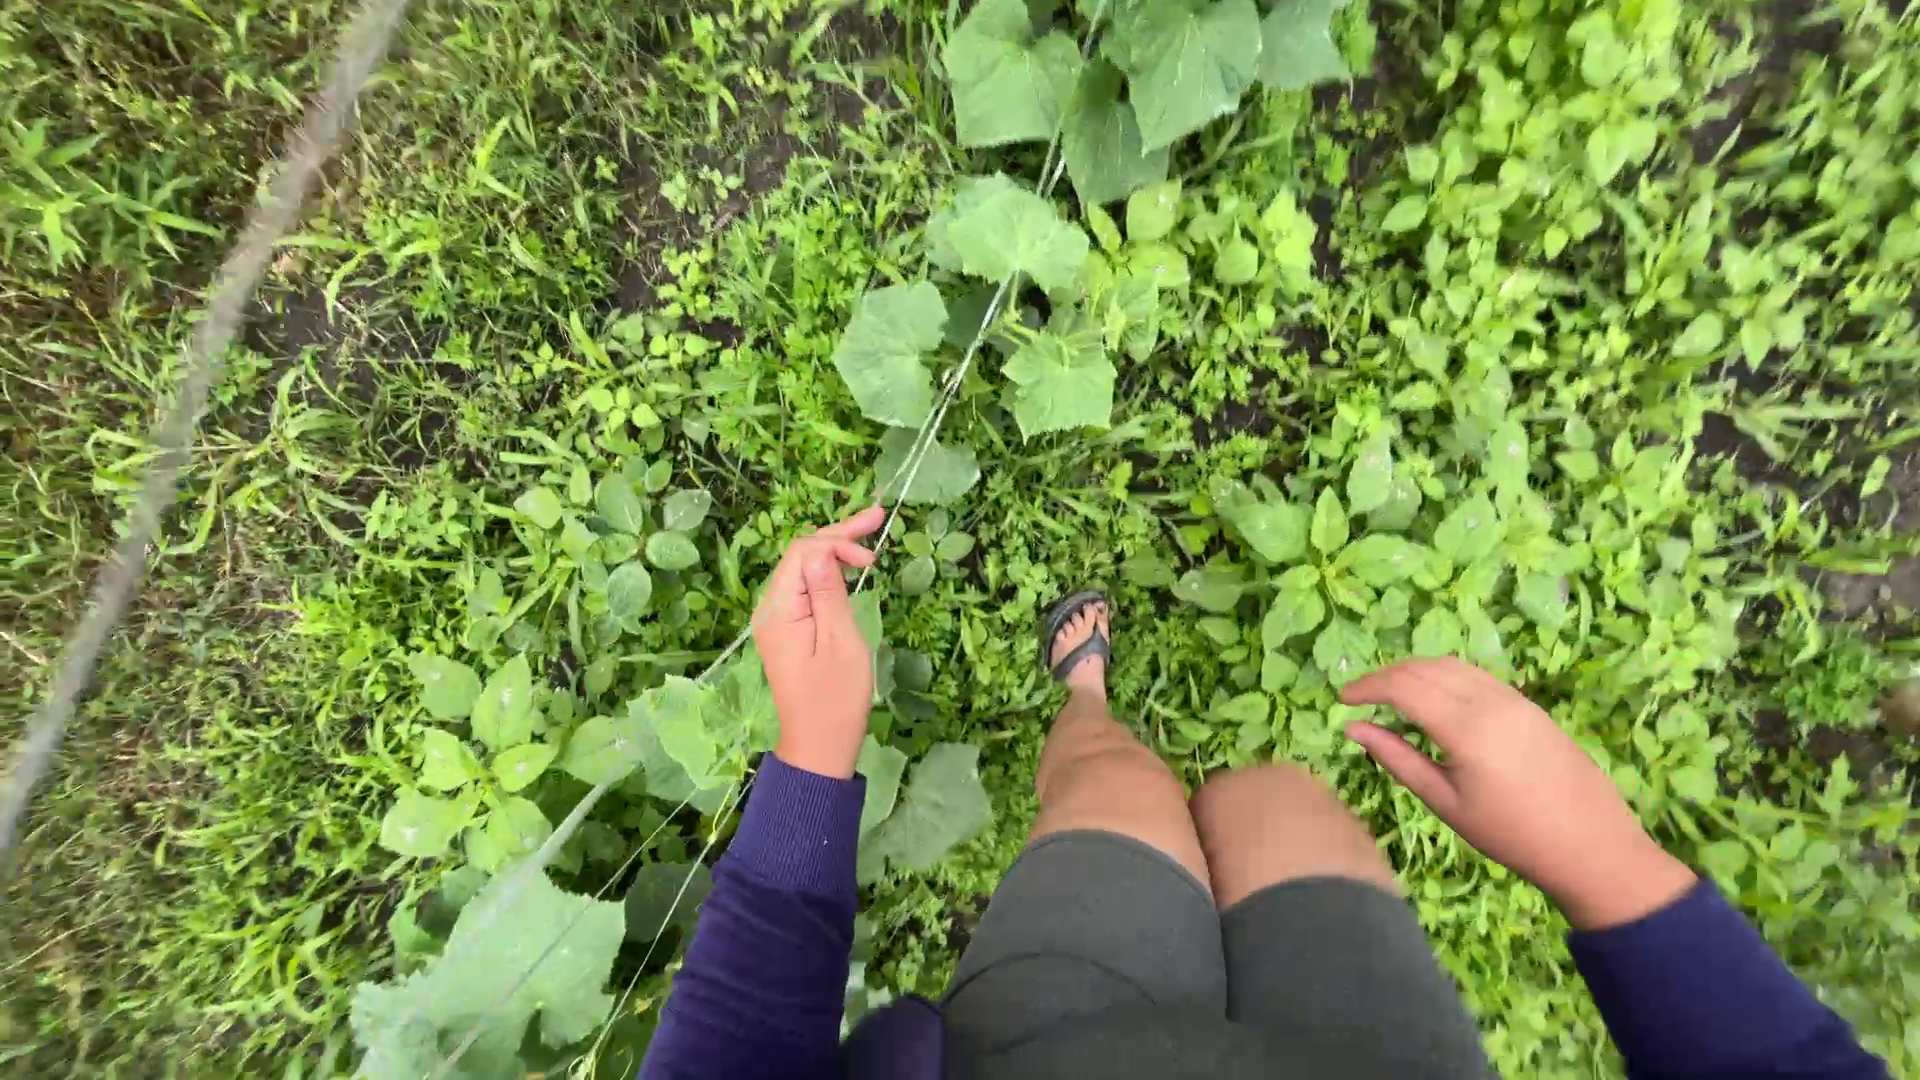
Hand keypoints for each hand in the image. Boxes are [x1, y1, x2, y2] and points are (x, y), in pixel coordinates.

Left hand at [753, 507, 884, 779]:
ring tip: (869, 536)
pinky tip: (850, 565)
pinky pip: (806, 588)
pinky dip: (829, 572)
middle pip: (801, 555)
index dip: (836, 542)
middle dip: (838, 535)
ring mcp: (778, 620)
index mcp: (779, 611)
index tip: (872, 558)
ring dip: (835, 549)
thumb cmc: (835, 700)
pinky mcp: (789, 630)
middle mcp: (771, 610)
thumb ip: (829, 593)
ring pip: (804, 569)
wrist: (819, 747)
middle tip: (878, 517)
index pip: (803, 553)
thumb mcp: (841, 643)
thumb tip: (821, 551)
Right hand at [1341, 657, 1696, 929]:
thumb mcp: (1445, 802)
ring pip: (1449, 665)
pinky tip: (1432, 698)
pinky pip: (1474, 675)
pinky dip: (1441, 676)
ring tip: (1390, 694)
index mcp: (1466, 729)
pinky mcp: (1529, 705)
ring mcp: (1514, 700)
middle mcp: (1490, 703)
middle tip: (1360, 697)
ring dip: (1412, 671)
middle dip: (1384, 676)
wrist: (1596, 849)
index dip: (1366, 687)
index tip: (1342, 699)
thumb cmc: (1512, 834)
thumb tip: (1353, 728)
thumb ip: (1396, 758)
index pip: (1402, 687)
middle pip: (1422, 668)